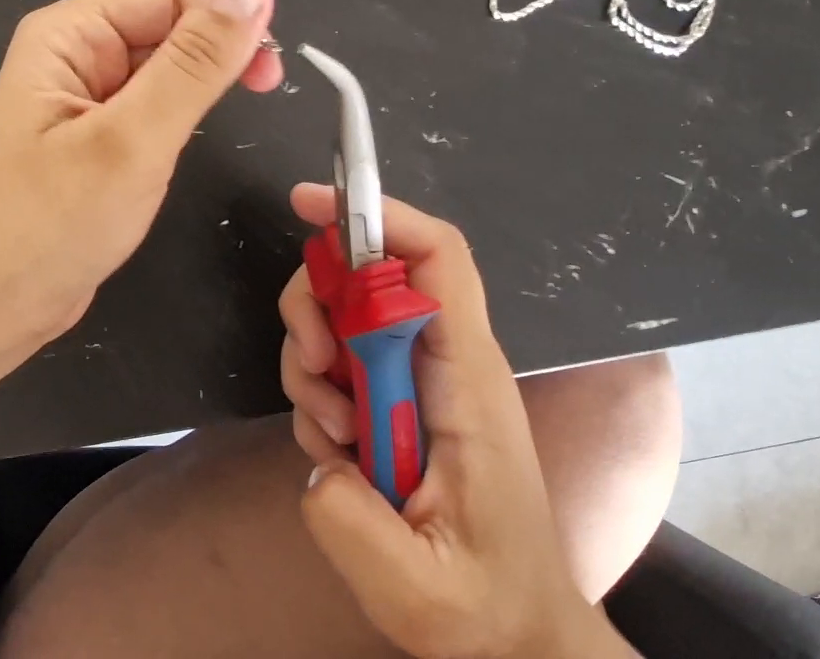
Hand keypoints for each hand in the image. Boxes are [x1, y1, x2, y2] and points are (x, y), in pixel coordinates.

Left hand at [0, 0, 281, 339]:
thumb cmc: (52, 228)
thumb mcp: (132, 143)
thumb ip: (194, 64)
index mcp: (66, 36)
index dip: (224, 17)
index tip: (266, 72)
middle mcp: (71, 53)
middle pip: (166, 22)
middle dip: (212, 56)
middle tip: (252, 102)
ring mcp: (80, 95)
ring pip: (163, 66)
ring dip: (193, 94)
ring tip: (182, 145)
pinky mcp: (91, 133)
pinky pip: (149, 105)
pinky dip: (173, 124)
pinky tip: (166, 157)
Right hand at [278, 185, 637, 658]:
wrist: (511, 635)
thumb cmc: (486, 609)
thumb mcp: (418, 590)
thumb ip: (353, 524)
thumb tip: (315, 463)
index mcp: (467, 383)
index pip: (436, 261)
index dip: (377, 216)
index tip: (308, 203)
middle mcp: (440, 365)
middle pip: (363, 279)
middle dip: (316, 309)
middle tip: (312, 371)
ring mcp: (411, 382)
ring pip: (337, 322)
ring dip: (309, 368)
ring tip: (336, 441)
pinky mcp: (389, 403)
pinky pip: (332, 368)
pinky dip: (314, 400)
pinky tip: (338, 455)